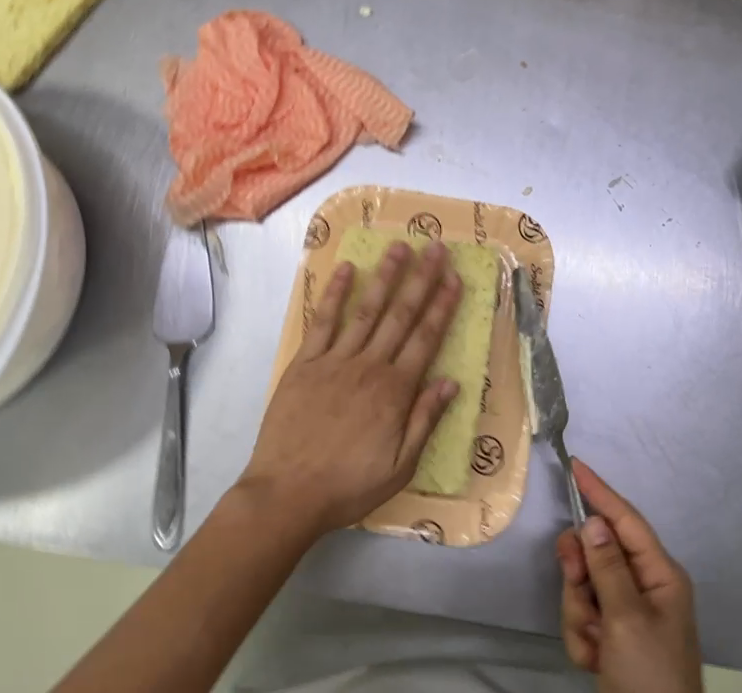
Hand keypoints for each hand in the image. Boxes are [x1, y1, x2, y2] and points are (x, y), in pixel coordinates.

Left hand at [237, 240, 462, 537]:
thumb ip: (425, 420)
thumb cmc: (348, 486)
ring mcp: (334, 361)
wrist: (287, 494)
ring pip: (365, 310)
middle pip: (401, 315)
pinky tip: (346, 270)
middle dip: (421, 279)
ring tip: (399, 247)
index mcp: (395, 391)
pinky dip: (335, 294)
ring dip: (384, 276)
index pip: (426, 338)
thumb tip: (451, 382)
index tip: (454, 277)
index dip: (443, 306)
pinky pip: (323, 322)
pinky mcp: (304, 364)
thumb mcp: (400, 466)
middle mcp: (369, 366)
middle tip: (435, 247)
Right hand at [557, 461, 702, 692]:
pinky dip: (582, 639)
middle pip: (597, 555)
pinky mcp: (612, 636)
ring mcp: (628, 613)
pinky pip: (582, 617)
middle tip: (578, 591)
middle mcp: (645, 586)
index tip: (575, 465)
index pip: (626, 521)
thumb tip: (594, 521)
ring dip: (580, 617)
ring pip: (583, 588)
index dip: (600, 492)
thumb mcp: (626, 619)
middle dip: (581, 577)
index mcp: (660, 575)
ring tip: (594, 648)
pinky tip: (595, 662)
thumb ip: (607, 567)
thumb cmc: (649, 674)